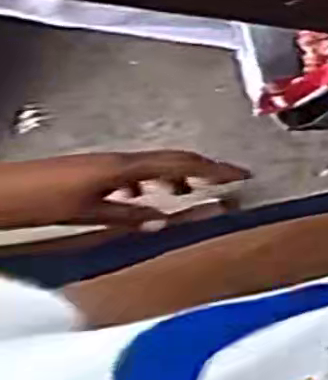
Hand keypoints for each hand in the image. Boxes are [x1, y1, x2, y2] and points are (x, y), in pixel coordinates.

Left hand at [0, 151, 248, 229]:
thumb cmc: (32, 203)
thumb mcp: (81, 213)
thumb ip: (126, 216)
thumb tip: (163, 222)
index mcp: (126, 168)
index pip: (185, 165)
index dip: (217, 169)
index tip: (242, 175)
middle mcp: (120, 160)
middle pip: (174, 158)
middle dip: (204, 167)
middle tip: (226, 178)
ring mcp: (103, 162)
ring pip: (154, 163)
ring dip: (175, 173)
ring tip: (182, 190)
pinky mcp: (89, 168)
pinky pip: (132, 168)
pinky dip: (148, 178)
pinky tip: (137, 194)